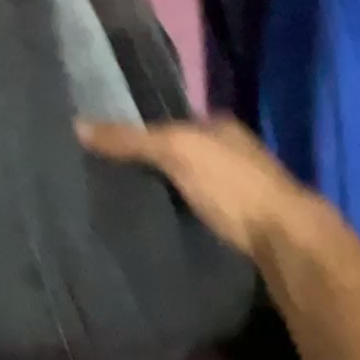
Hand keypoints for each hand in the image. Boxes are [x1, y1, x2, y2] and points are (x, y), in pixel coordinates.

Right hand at [77, 119, 312, 254]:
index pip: (173, 124)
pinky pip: (204, 209)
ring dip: (172, 191)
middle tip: (115, 181)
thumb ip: (131, 141)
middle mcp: (235, 150)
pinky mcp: (245, 220)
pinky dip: (186, 212)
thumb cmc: (229, 184)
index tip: (110, 152)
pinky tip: (167, 223)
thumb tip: (78, 125)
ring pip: (195, 182)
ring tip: (133, 204)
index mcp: (221, 126)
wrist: (281, 235)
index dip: (143, 135)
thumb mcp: (175, 152)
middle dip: (157, 165)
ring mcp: (244, 186)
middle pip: (185, 153)